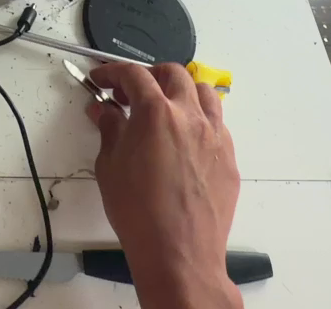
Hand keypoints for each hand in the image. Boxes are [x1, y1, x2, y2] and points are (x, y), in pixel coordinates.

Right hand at [86, 62, 241, 308]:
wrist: (180, 257)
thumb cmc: (137, 211)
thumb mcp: (110, 166)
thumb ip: (108, 129)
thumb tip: (103, 110)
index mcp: (156, 112)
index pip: (133, 74)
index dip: (112, 71)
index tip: (101, 79)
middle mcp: (190, 116)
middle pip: (173, 73)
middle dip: (149, 76)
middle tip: (130, 94)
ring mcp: (215, 137)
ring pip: (204, 93)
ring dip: (181, 92)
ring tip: (164, 109)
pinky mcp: (229, 160)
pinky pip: (217, 124)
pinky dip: (199, 119)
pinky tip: (184, 140)